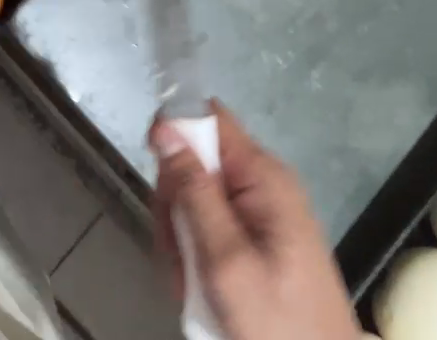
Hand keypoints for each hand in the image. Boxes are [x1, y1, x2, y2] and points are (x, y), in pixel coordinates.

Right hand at [151, 104, 362, 339]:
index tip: (159, 176)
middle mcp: (263, 182)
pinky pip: (209, 219)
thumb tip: (164, 126)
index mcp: (263, 177)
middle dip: (174, 198)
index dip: (174, 131)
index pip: (208, 116)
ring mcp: (261, 209)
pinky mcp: (258, 233)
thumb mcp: (225, 258)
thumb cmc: (276, 320)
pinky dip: (195, 245)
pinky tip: (198, 278)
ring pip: (195, 192)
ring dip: (180, 229)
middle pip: (195, 157)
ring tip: (189, 274)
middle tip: (176, 245)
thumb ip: (194, 190)